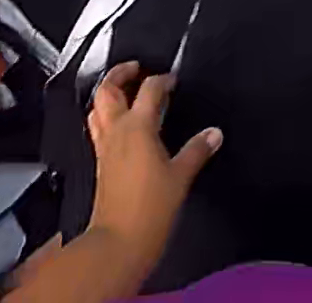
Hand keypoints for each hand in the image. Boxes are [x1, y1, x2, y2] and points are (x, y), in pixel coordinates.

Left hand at [87, 62, 221, 264]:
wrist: (118, 244)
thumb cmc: (149, 210)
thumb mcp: (181, 176)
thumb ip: (197, 149)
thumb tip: (214, 133)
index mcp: (137, 126)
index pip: (149, 88)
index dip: (163, 79)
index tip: (173, 80)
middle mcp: (116, 131)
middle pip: (108, 90)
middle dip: (120, 73)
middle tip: (135, 67)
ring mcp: (104, 147)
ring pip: (97, 108)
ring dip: (109, 94)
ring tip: (124, 90)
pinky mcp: (100, 164)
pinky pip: (97, 129)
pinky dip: (106, 117)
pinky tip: (120, 125)